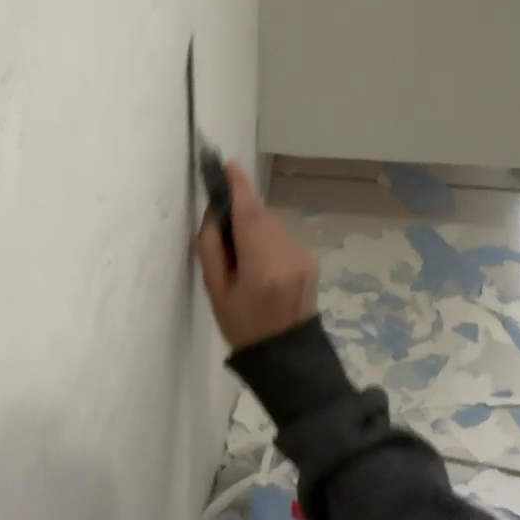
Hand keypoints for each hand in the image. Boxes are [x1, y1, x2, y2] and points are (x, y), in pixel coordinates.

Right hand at [194, 160, 319, 349]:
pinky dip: (264, 238)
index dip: (238, 186)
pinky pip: (280, 237)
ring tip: (236, 248)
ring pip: (271, 225)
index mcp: (261, 266)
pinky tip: (254, 258)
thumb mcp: (215, 291)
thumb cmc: (242, 326)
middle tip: (219, 214)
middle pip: (260, 216)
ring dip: (252, 225)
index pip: (249, 214)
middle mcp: (287, 256)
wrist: (286, 354)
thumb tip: (214, 214)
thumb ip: (211, 249)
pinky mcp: (309, 260)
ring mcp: (302, 257)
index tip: (228, 165)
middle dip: (240, 207)